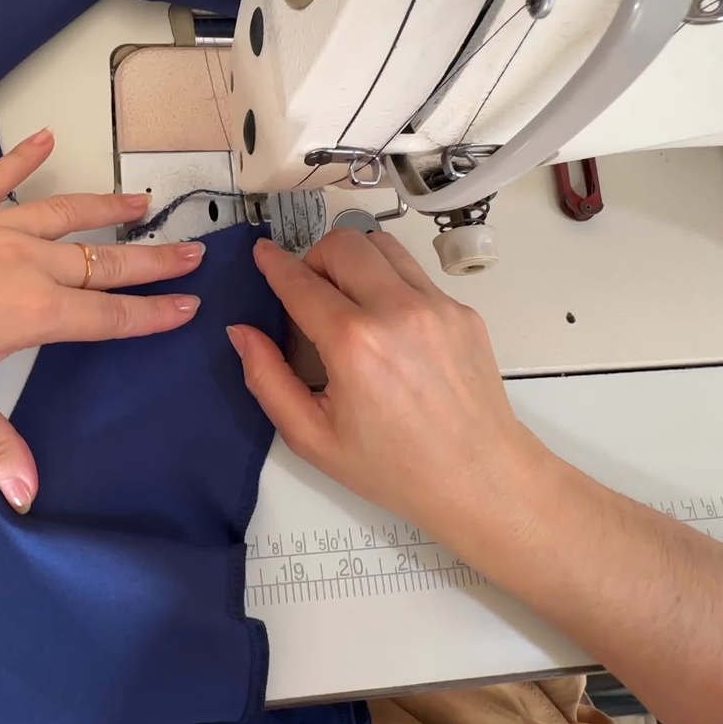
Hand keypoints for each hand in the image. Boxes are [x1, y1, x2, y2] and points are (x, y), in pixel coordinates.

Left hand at [0, 129, 202, 511]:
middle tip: (192, 251)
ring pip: (65, 215)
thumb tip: (26, 497)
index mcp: (32, 313)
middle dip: (153, 259)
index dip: (153, 314)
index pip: (110, 316)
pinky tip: (46, 139)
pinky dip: (24, 159)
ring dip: (107, 207)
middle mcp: (24, 264)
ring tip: (142, 200)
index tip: (188, 304)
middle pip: (104, 261)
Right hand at [225, 230, 550, 538]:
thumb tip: (242, 332)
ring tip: (347, 300)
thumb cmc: (395, 468)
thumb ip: (267, 379)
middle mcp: (397, 311)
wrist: (481, 480)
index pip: (300, 282)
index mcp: (354, 345)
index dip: (274, 263)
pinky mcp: (461, 310)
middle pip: (343, 244)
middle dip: (315, 258)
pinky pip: (413, 272)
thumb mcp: (312, 437)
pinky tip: (386, 325)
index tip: (262, 253)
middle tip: (310, 293)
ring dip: (353, 260)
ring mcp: (436, 306)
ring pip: (381, 245)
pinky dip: (387, 282)